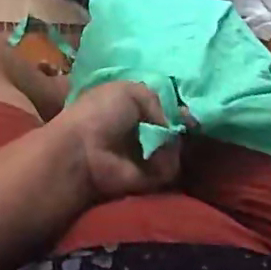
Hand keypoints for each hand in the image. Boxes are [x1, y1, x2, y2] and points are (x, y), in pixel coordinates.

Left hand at [46, 81, 179, 200]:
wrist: (84, 152)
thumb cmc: (101, 113)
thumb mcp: (129, 91)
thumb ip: (156, 99)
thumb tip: (170, 122)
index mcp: (128, 109)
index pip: (159, 107)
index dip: (172, 106)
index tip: (184, 106)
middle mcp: (137, 131)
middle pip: (170, 128)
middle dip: (179, 124)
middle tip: (186, 121)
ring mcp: (143, 156)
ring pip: (173, 147)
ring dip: (173, 143)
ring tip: (165, 138)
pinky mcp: (147, 178)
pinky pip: (169, 168)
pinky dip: (168, 161)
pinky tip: (158, 154)